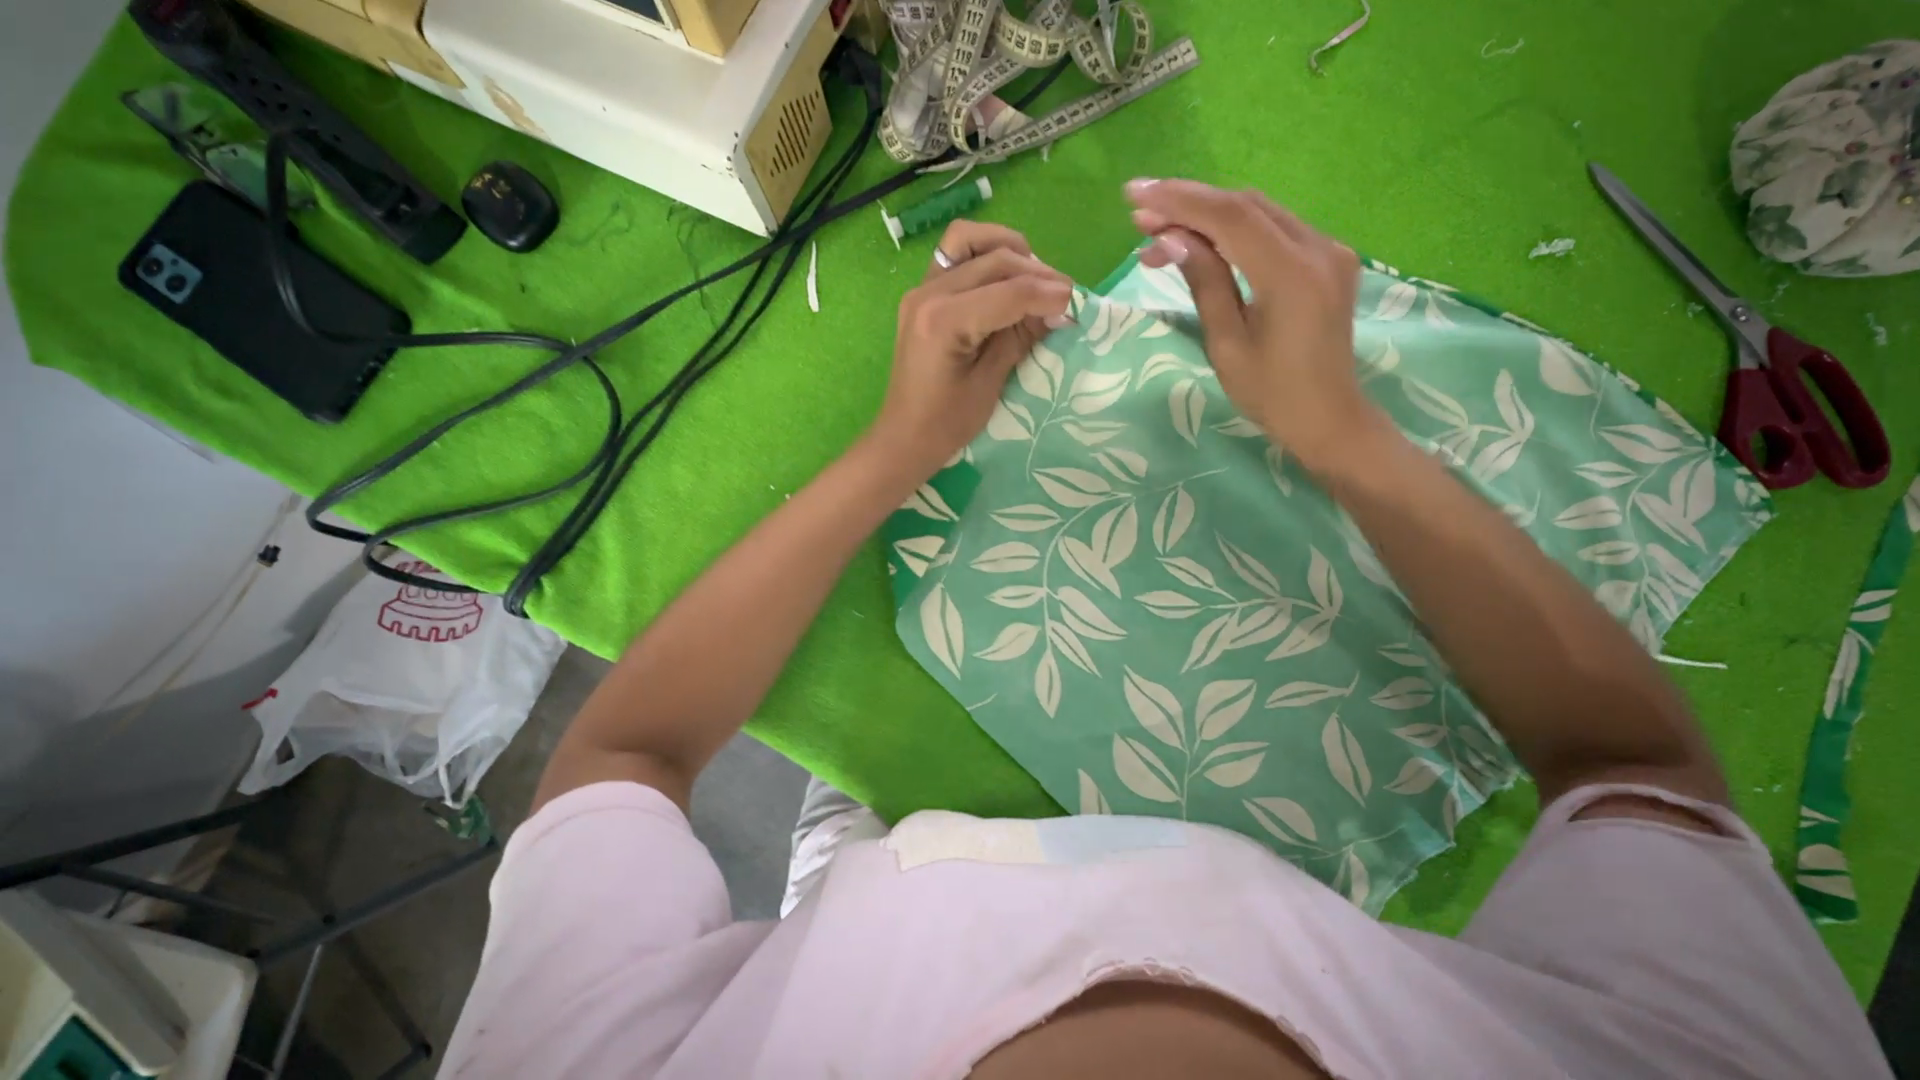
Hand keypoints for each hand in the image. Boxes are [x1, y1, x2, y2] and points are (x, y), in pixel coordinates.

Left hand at [869, 221, 1072, 477]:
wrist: (905, 436)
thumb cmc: (946, 423)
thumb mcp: (991, 383)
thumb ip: (1022, 337)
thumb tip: (1060, 309)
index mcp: (943, 321)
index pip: (1009, 292)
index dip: (1048, 293)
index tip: (1078, 303)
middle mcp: (928, 294)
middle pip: (996, 260)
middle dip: (1037, 273)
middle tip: (1064, 296)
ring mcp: (922, 288)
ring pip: (971, 240)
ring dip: (1009, 250)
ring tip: (1034, 279)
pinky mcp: (923, 292)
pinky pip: (956, 253)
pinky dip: (985, 254)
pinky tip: (1006, 277)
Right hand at [1124, 179, 1380, 472]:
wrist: (1330, 419)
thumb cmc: (1271, 394)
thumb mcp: (1226, 343)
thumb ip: (1204, 282)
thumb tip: (1171, 238)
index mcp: (1291, 275)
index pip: (1231, 218)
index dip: (1179, 200)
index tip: (1135, 194)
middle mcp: (1318, 250)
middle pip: (1246, 206)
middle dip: (1189, 204)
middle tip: (1140, 217)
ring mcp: (1329, 251)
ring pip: (1260, 212)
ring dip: (1208, 214)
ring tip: (1160, 231)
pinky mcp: (1328, 259)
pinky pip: (1275, 229)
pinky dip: (1235, 229)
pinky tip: (1202, 241)